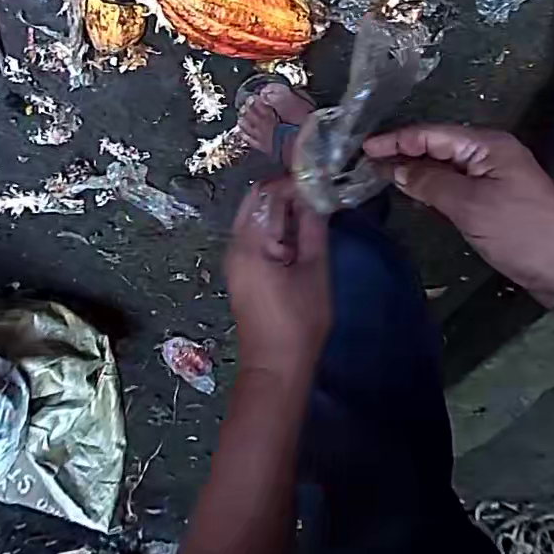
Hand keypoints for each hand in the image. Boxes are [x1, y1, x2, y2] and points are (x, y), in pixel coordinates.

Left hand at [224, 177, 330, 383]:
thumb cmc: (299, 323)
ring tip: (312, 212)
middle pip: (255, 200)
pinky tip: (297, 233)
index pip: (267, 194)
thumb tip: (316, 196)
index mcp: (250, 244)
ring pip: (254, 215)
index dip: (293, 183)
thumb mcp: (314, 272)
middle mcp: (234, 245)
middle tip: (316, 195)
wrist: (275, 370)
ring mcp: (234, 258)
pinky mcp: (240, 269)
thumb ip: (313, 229)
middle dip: (285, 192)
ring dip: (280, 208)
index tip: (320, 182)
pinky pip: (254, 233)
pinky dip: (274, 225)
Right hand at [362, 125, 553, 306]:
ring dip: (415, 171)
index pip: (431, 134)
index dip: (396, 140)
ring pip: (444, 167)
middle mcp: (489, 153)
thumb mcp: (470, 205)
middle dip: (403, 152)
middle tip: (366, 162)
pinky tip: (413, 194)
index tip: (364, 149)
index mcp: (486, 144)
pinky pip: (454, 185)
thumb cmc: (521, 232)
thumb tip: (396, 169)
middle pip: (436, 146)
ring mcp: (493, 176)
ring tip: (380, 175)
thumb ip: (430, 183)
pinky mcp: (494, 199)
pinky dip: (432, 188)